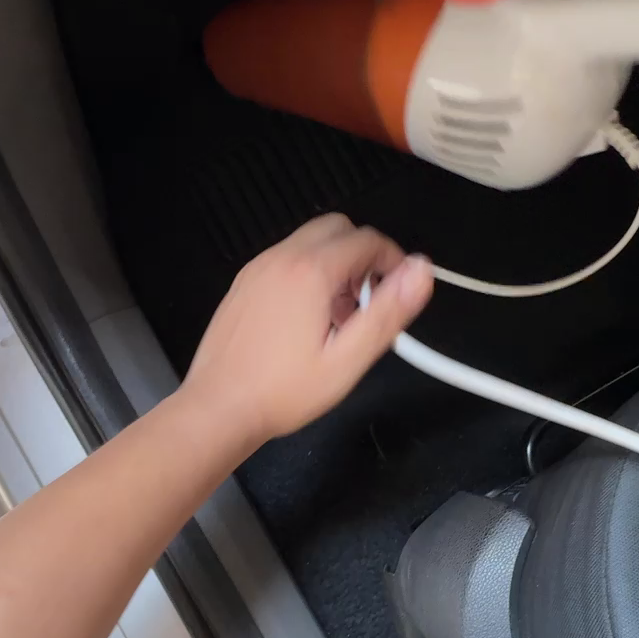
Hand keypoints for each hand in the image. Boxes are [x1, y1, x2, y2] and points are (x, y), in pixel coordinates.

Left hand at [177, 214, 432, 444]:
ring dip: (335, 265)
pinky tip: (307, 320)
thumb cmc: (282, 393)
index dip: (393, 259)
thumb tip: (421, 270)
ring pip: (308, 243)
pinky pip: (284, 261)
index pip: (366, 239)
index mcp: (309, 272)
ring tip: (339, 317)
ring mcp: (256, 270)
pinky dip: (306, 274)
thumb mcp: (346, 361)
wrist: (217, 409)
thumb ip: (387, 312)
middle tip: (368, 302)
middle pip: (336, 228)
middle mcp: (280, 259)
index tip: (399, 290)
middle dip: (362, 256)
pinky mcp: (242, 286)